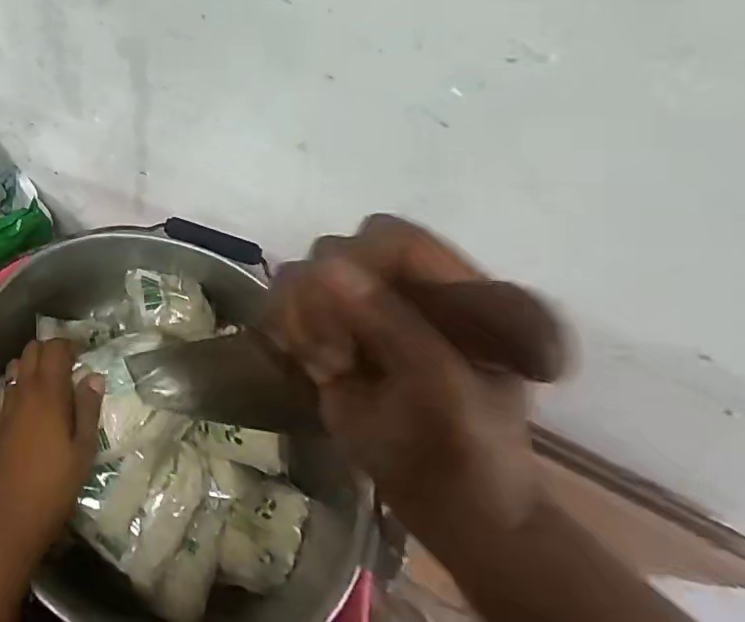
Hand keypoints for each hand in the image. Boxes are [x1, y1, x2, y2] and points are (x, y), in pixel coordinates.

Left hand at [0, 338, 105, 542]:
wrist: (9, 511)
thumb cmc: (54, 481)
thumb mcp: (83, 448)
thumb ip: (88, 408)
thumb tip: (93, 376)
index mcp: (48, 390)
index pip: (54, 348)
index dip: (69, 344)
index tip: (85, 352)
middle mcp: (25, 388)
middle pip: (32, 349)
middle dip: (51, 349)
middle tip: (72, 365)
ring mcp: (9, 402)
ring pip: (19, 365)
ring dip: (35, 363)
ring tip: (56, 381)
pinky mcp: (0, 418)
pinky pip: (12, 384)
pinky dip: (24, 381)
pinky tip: (38, 402)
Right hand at [261, 215, 550, 543]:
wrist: (446, 505)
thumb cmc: (465, 450)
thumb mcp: (444, 390)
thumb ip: (394, 326)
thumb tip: (327, 268)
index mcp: (452, 285)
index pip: (396, 240)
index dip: (367, 267)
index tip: (354, 325)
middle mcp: (402, 281)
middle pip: (338, 249)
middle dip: (329, 303)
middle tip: (344, 356)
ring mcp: (360, 302)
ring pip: (301, 270)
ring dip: (304, 320)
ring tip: (331, 365)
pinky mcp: (323, 323)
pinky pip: (280, 298)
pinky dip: (286, 329)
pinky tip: (313, 365)